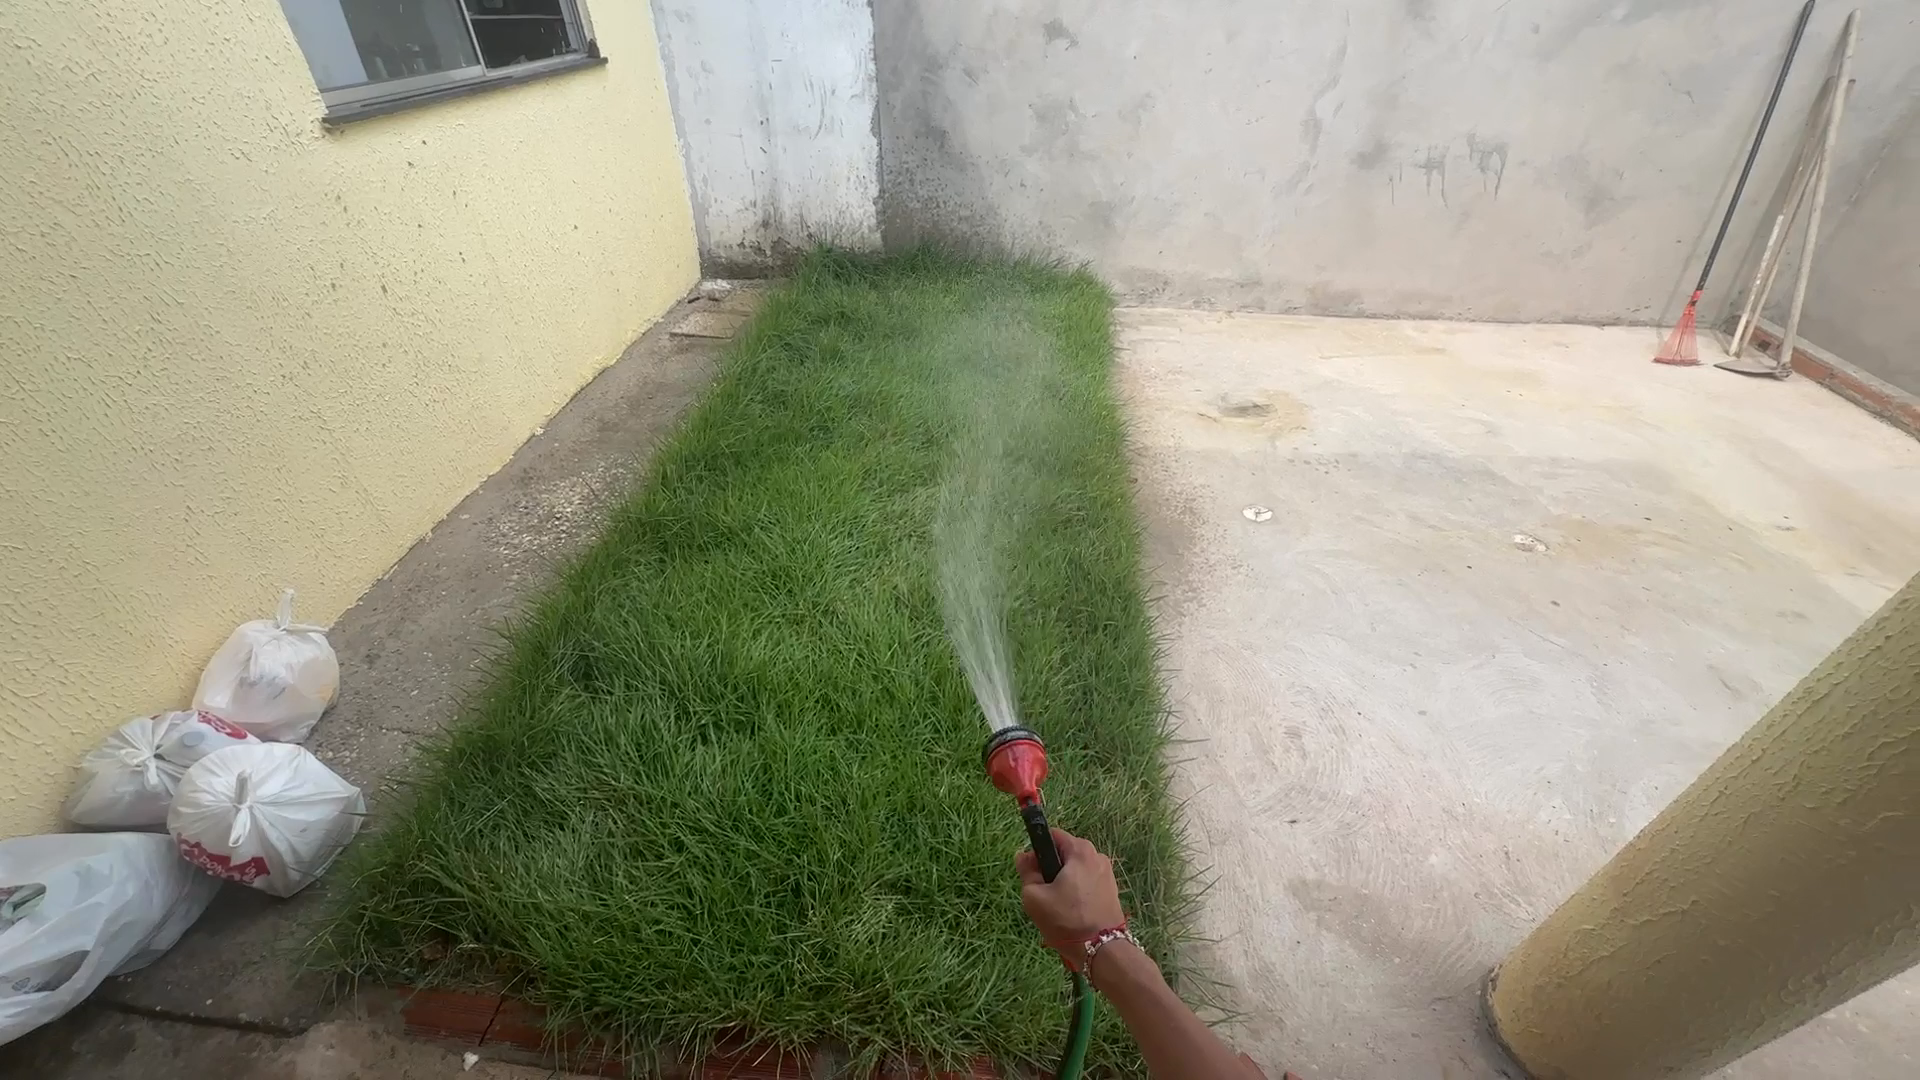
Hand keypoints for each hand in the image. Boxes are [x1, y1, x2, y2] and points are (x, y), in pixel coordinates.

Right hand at [1014, 828, 1124, 969]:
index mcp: (1080, 850)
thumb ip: (1026, 871)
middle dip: (1050, 870)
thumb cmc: (1067, 921)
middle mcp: (1097, 855)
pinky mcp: (1112, 891)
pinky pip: (1087, 884)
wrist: (1103, 952)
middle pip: (1064, 854)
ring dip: (1064, 883)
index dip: (1037, 852)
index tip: (1032, 873)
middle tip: (1043, 894)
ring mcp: (1107, 874)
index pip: (1051, 836)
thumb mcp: (1035, 897)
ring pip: (1075, 871)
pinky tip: (1072, 913)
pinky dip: (1077, 893)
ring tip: (1058, 908)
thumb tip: (1023, 856)